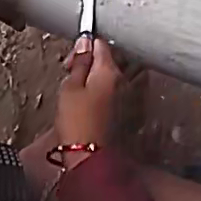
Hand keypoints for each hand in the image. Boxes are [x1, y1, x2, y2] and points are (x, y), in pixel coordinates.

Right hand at [54, 37, 123, 168]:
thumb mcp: (69, 88)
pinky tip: (100, 98)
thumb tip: (85, 42)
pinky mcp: (131, 111)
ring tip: (90, 84)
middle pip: (113, 57)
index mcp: (109, 71)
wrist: (90, 158)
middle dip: (95, 60)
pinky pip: (125, 89)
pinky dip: (114, 87)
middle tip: (76, 73)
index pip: (100, 45)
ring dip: (107, 73)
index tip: (72, 61)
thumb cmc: (76, 123)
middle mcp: (125, 80)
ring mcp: (131, 96)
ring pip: (121, 73)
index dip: (84, 48)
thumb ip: (79, 63)